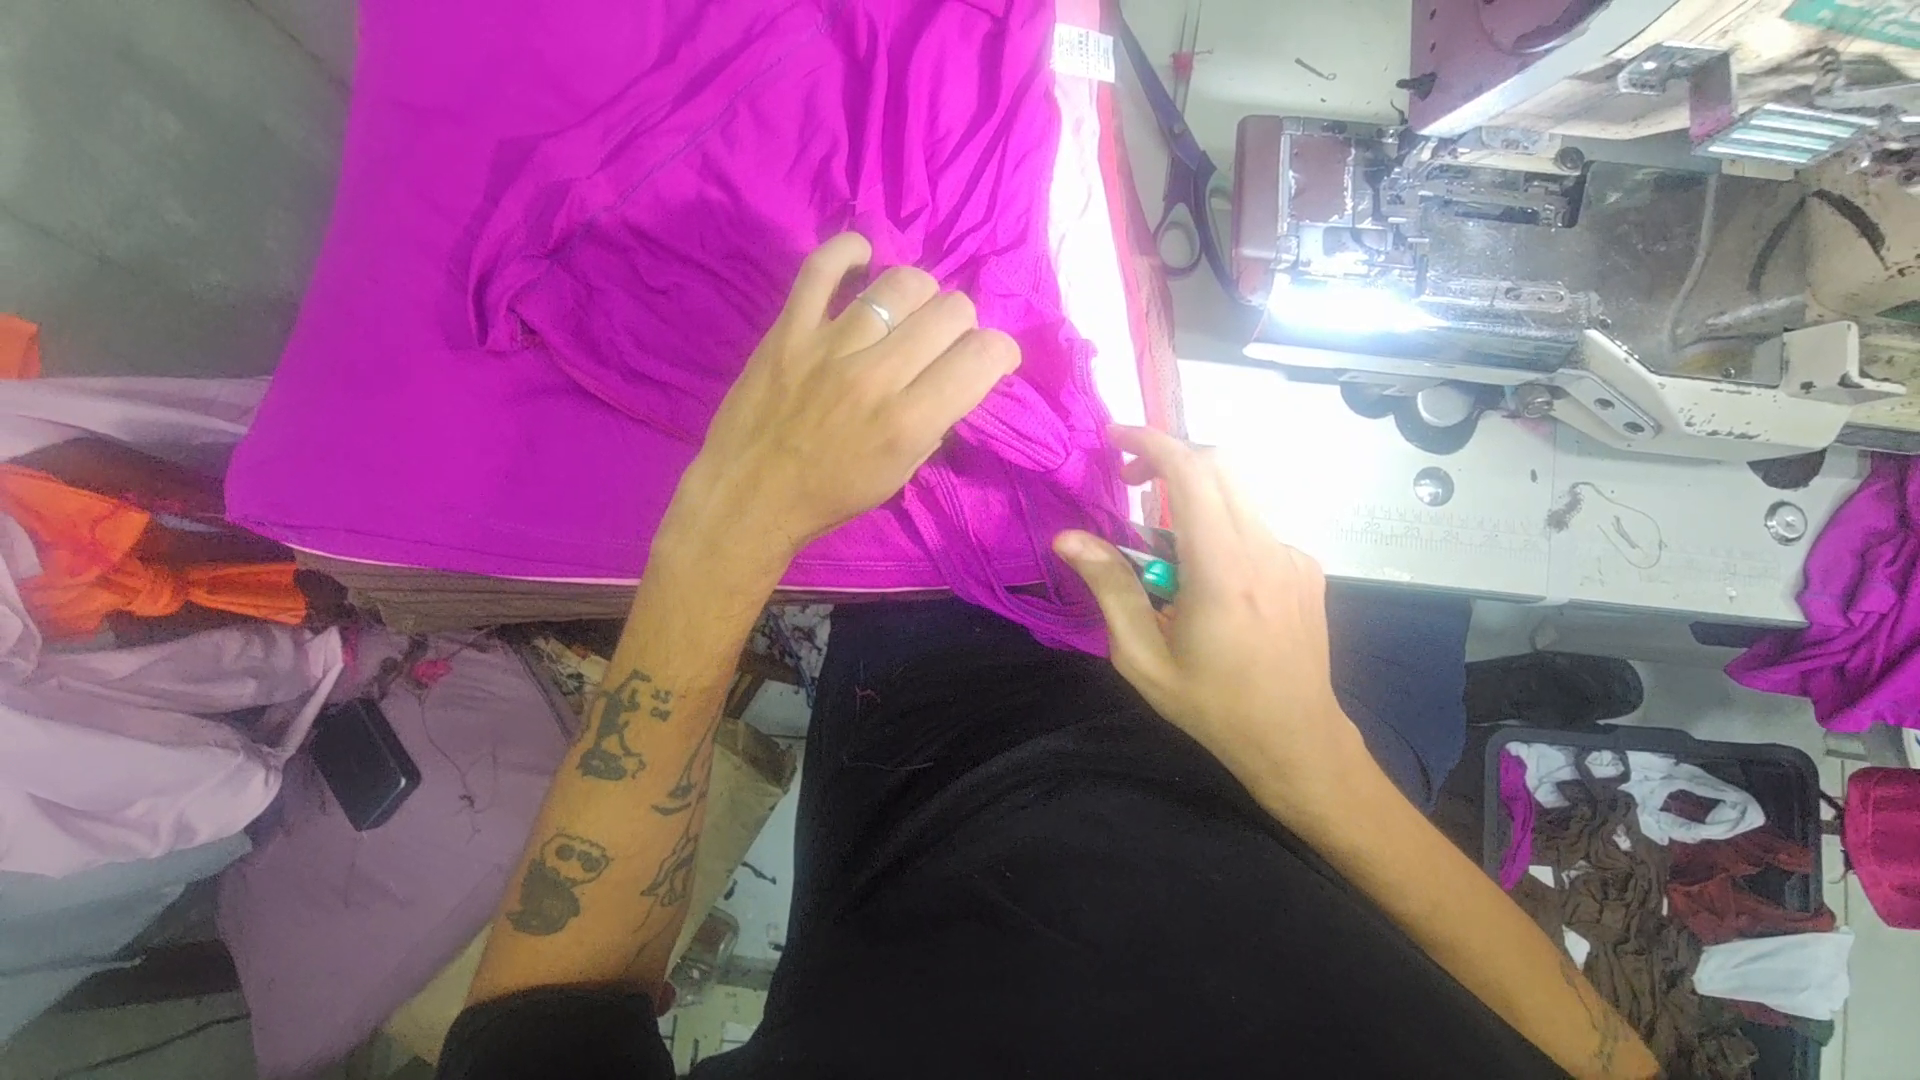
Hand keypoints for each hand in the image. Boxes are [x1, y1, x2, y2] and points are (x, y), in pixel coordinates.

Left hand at [662, 233, 1019, 569]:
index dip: (1001, 352)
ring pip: (901, 284)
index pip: (983, 356)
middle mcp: (877, 376)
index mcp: (909, 422)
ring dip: (920, 294)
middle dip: (963, 324)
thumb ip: (934, 422)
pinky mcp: (789, 329)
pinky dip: (848, 252)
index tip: (990, 361)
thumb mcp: (899, 473)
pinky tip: (863, 257)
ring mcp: (830, 346)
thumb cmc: (830, 495)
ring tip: (909, 312)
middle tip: (945, 342)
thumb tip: (955, 378)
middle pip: (951, 311)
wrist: (750, 497)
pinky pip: (821, 268)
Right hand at [1052, 426, 1370, 817]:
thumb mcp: (1144, 658)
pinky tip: (1210, 585)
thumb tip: (1069, 538)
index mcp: (1223, 571)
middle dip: (1170, 459)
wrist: (1296, 740)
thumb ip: (1110, 589)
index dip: (1151, 443)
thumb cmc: (1212, 706)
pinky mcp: (1305, 568)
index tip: (1115, 440)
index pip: (1192, 474)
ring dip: (1193, 502)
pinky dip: (1221, 531)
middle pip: (1219, 467)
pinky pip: (1254, 527)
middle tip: (1131, 484)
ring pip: (1237, 496)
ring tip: (1167, 561)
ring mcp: (1292, 557)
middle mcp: (1265, 550)